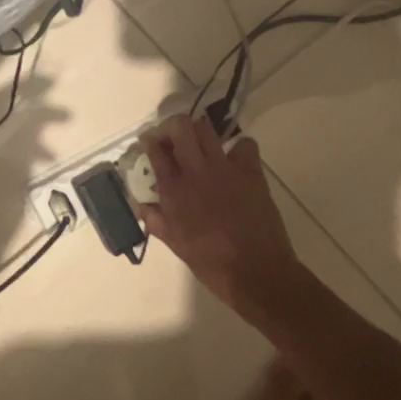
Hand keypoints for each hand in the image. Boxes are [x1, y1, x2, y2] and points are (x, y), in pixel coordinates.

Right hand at [139, 114, 304, 323]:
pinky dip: (238, 148)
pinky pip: (245, 145)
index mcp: (174, 189)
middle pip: (180, 126)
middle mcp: (196, 170)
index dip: (150, 142)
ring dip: (199, 132)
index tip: (149, 144)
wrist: (257, 273)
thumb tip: (143, 205)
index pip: (155, 149)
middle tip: (172, 139)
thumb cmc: (212, 263)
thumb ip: (157, 221)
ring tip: (199, 146)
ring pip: (207, 129)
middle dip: (172, 126)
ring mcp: (225, 168)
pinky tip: (234, 161)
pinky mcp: (251, 172)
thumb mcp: (176, 245)